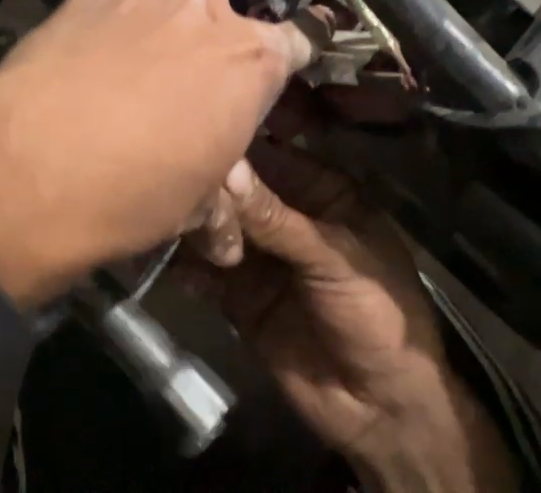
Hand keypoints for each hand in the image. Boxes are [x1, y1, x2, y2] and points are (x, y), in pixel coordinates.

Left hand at [0, 0, 310, 306]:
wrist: (22, 174)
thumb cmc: (133, 195)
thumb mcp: (196, 203)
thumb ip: (222, 180)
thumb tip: (223, 215)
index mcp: (252, 58)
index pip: (294, 42)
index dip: (278, 63)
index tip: (258, 83)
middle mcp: (206, 12)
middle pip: (223, 26)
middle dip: (209, 57)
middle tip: (178, 103)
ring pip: (166, 16)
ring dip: (157, 45)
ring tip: (118, 93)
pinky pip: (115, 16)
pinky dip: (109, 39)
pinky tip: (80, 78)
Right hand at [194, 138, 516, 492]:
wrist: (382, 409)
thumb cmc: (379, 314)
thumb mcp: (334, 258)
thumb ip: (278, 219)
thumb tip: (229, 171)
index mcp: (325, 194)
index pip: (277, 158)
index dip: (241, 146)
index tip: (197, 130)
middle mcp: (290, 218)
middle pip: (242, 192)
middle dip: (212, 185)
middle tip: (168, 172)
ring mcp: (263, 259)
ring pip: (221, 229)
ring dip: (194, 223)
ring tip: (159, 210)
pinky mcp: (240, 299)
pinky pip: (207, 273)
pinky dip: (185, 265)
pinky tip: (158, 252)